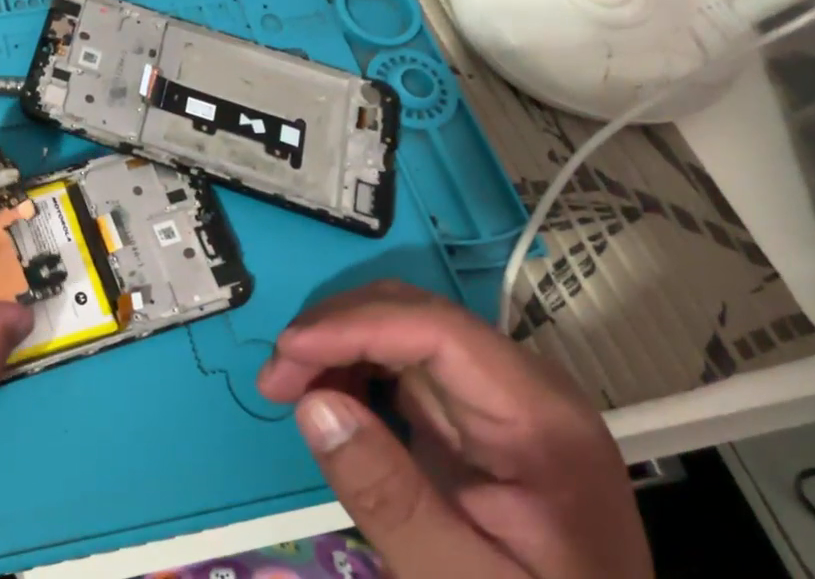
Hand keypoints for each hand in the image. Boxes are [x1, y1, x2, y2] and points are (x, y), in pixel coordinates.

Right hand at [259, 282, 650, 578]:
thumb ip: (392, 500)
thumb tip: (313, 405)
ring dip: (336, 346)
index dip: (352, 327)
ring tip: (290, 394)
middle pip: (415, 314)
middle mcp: (525, 387)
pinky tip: (328, 403)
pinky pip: (404, 363)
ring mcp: (502, 396)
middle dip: (334, 331)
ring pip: (401, 329)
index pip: (437, 330)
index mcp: (540, 419)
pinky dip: (352, 368)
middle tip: (275, 384)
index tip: (284, 356)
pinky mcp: (479, 413)